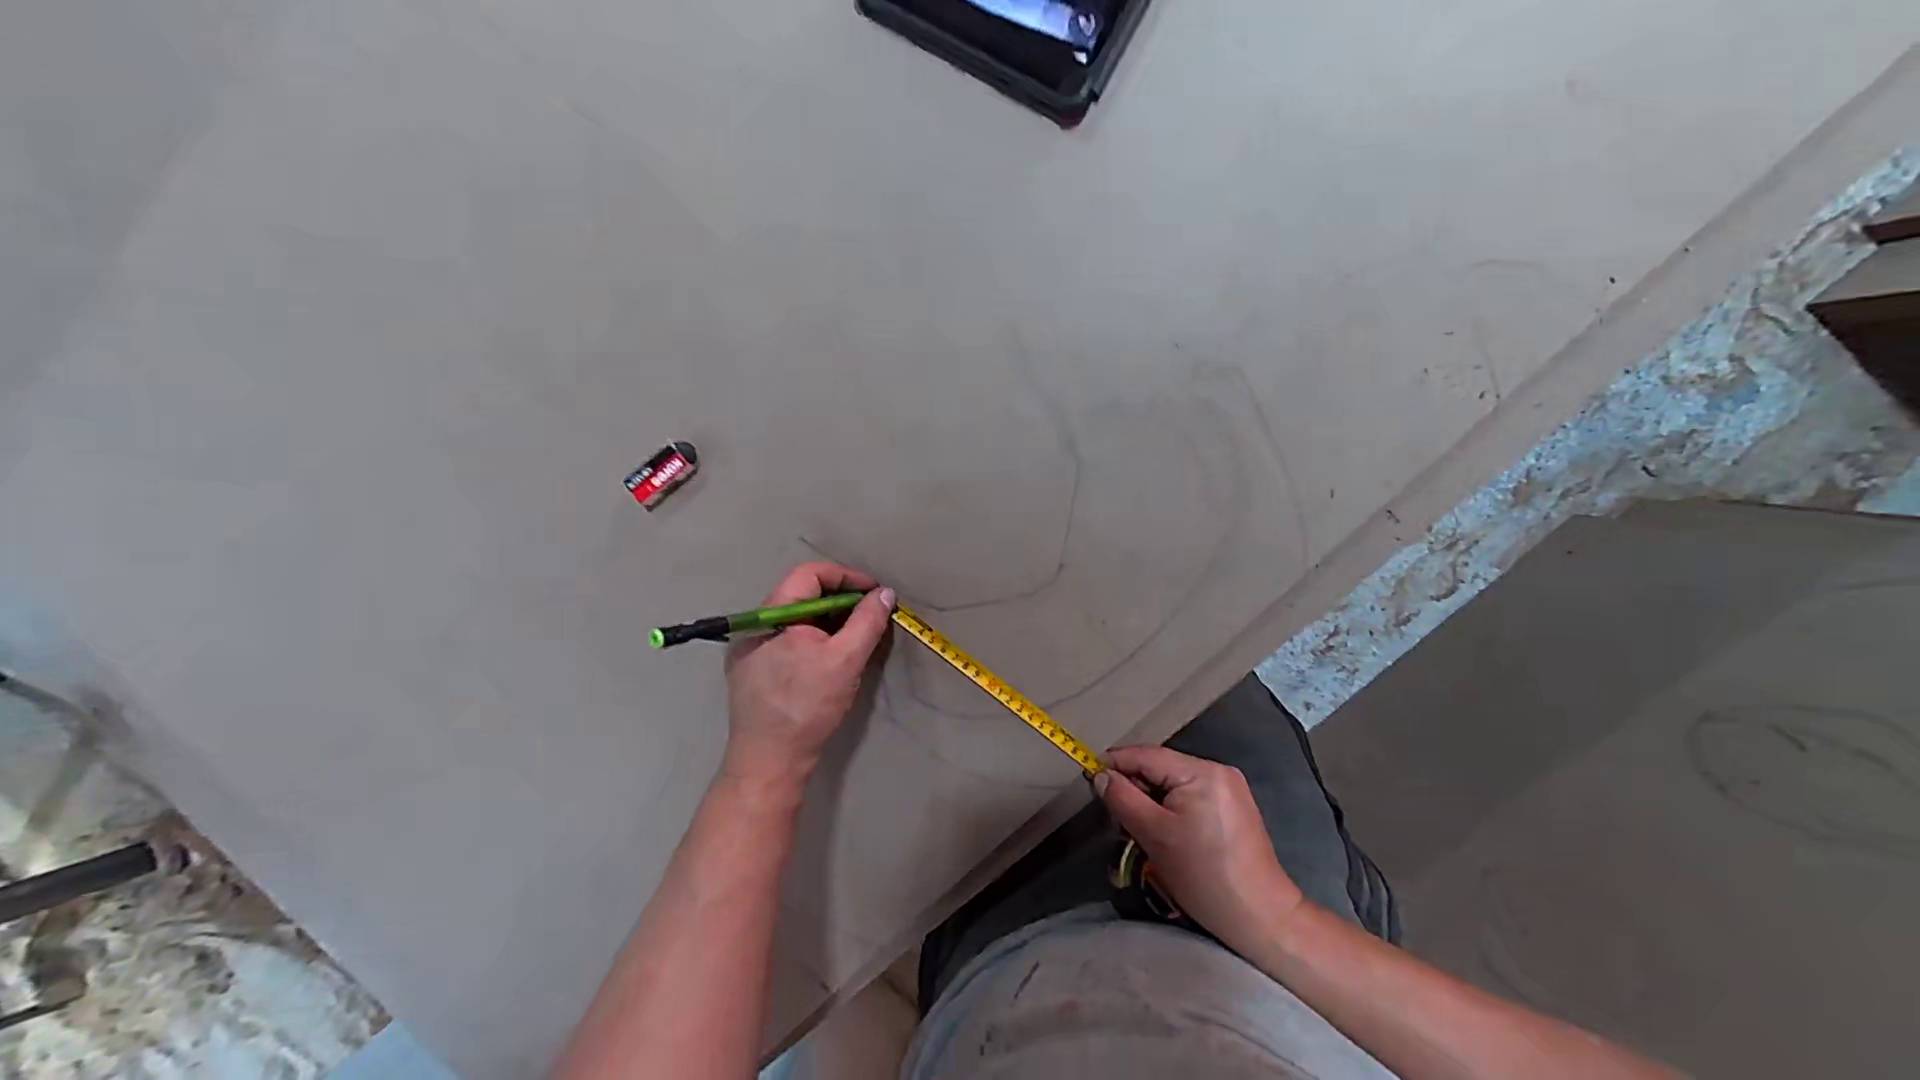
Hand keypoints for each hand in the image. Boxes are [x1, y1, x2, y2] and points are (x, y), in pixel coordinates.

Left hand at [721, 562, 895, 787]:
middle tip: (868, 615)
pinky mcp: (751, 670)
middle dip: (840, 599)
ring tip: (853, 637)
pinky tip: (828, 659)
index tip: (874, 593)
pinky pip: (786, 639)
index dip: (846, 577)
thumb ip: (867, 622)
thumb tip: (884, 593)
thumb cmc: (808, 707)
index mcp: (772, 614)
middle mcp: (755, 625)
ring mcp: (749, 649)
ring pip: (795, 619)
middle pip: (802, 593)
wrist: (769, 761)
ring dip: (828, 621)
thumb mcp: (846, 660)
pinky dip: (812, 639)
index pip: (810, 573)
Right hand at [1095, 745, 1306, 954]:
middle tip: (1114, 816)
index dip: (1114, 763)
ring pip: (1172, 784)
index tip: (1087, 777)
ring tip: (1136, 829)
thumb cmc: (1204, 875)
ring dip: (1149, 801)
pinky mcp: (1232, 809)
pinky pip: (1188, 797)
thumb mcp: (1154, 835)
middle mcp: (1218, 771)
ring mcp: (1228, 790)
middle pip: (1160, 768)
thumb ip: (1122, 799)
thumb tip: (1100, 776)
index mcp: (1202, 772)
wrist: (1260, 918)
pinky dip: (1168, 810)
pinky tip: (1161, 833)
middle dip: (1133, 787)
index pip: (1146, 755)